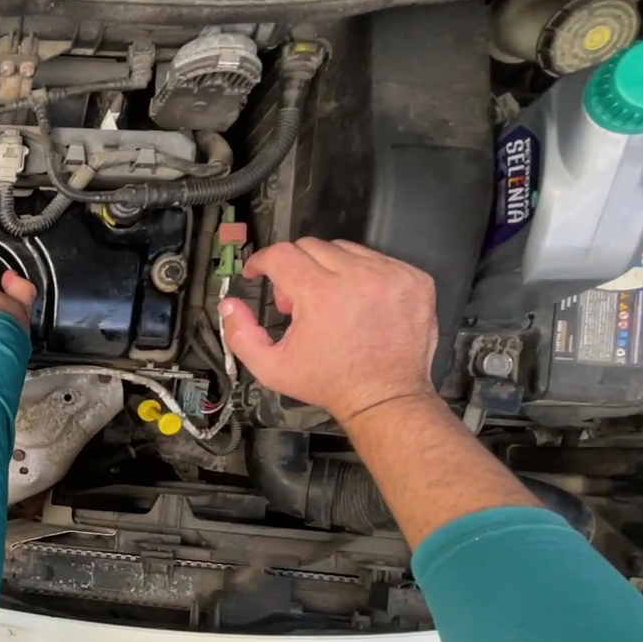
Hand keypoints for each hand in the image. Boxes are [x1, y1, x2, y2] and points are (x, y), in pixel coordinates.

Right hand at [218, 238, 438, 424]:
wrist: (384, 396)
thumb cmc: (329, 382)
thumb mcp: (269, 366)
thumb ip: (240, 333)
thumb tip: (229, 305)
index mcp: (321, 295)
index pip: (281, 254)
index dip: (261, 260)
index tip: (258, 271)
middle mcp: (358, 277)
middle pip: (310, 246)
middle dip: (292, 268)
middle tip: (294, 300)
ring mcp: (390, 275)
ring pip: (343, 248)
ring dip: (326, 268)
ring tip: (327, 302)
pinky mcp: (413, 279)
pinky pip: (376, 258)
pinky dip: (359, 273)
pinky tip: (354, 301)